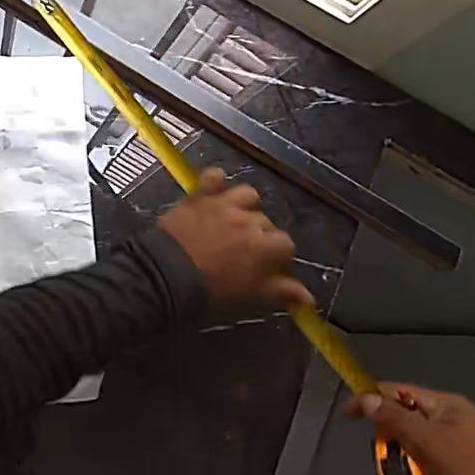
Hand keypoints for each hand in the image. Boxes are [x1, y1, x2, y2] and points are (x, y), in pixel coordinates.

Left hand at [156, 168, 308, 308]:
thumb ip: (280, 292)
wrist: (166, 276)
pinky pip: (213, 177)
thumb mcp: (249, 297)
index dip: (279, 256)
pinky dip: (216, 181)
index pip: (286, 245)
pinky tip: (215, 188)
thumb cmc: (210, 291)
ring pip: (247, 194)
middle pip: (265, 222)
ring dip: (245, 206)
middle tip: (245, 251)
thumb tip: (308, 297)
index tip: (268, 267)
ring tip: (235, 219)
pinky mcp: (199, 196)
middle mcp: (249, 219)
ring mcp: (224, 204)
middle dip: (260, 235)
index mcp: (264, 245)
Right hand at [347, 383, 474, 474]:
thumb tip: (366, 398)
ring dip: (414, 461)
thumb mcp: (427, 443)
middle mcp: (461, 416)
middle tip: (388, 461)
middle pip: (412, 419)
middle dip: (394, 438)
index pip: (398, 391)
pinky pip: (446, 464)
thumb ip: (394, 419)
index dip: (370, 400)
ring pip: (428, 444)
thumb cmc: (472, 470)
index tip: (350, 416)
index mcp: (446, 403)